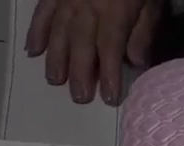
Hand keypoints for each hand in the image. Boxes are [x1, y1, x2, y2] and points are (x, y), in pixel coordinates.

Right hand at [24, 0, 161, 105]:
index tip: (109, 98)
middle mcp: (85, 5)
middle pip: (81, 43)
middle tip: (78, 98)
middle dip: (80, 72)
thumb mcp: (151, 5)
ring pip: (58, 29)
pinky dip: (36, 30)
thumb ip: (143, 32)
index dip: (109, 74)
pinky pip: (42, 10)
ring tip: (54, 80)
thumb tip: (136, 63)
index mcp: (112, 11)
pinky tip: (32, 50)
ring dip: (56, 56)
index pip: (110, 48)